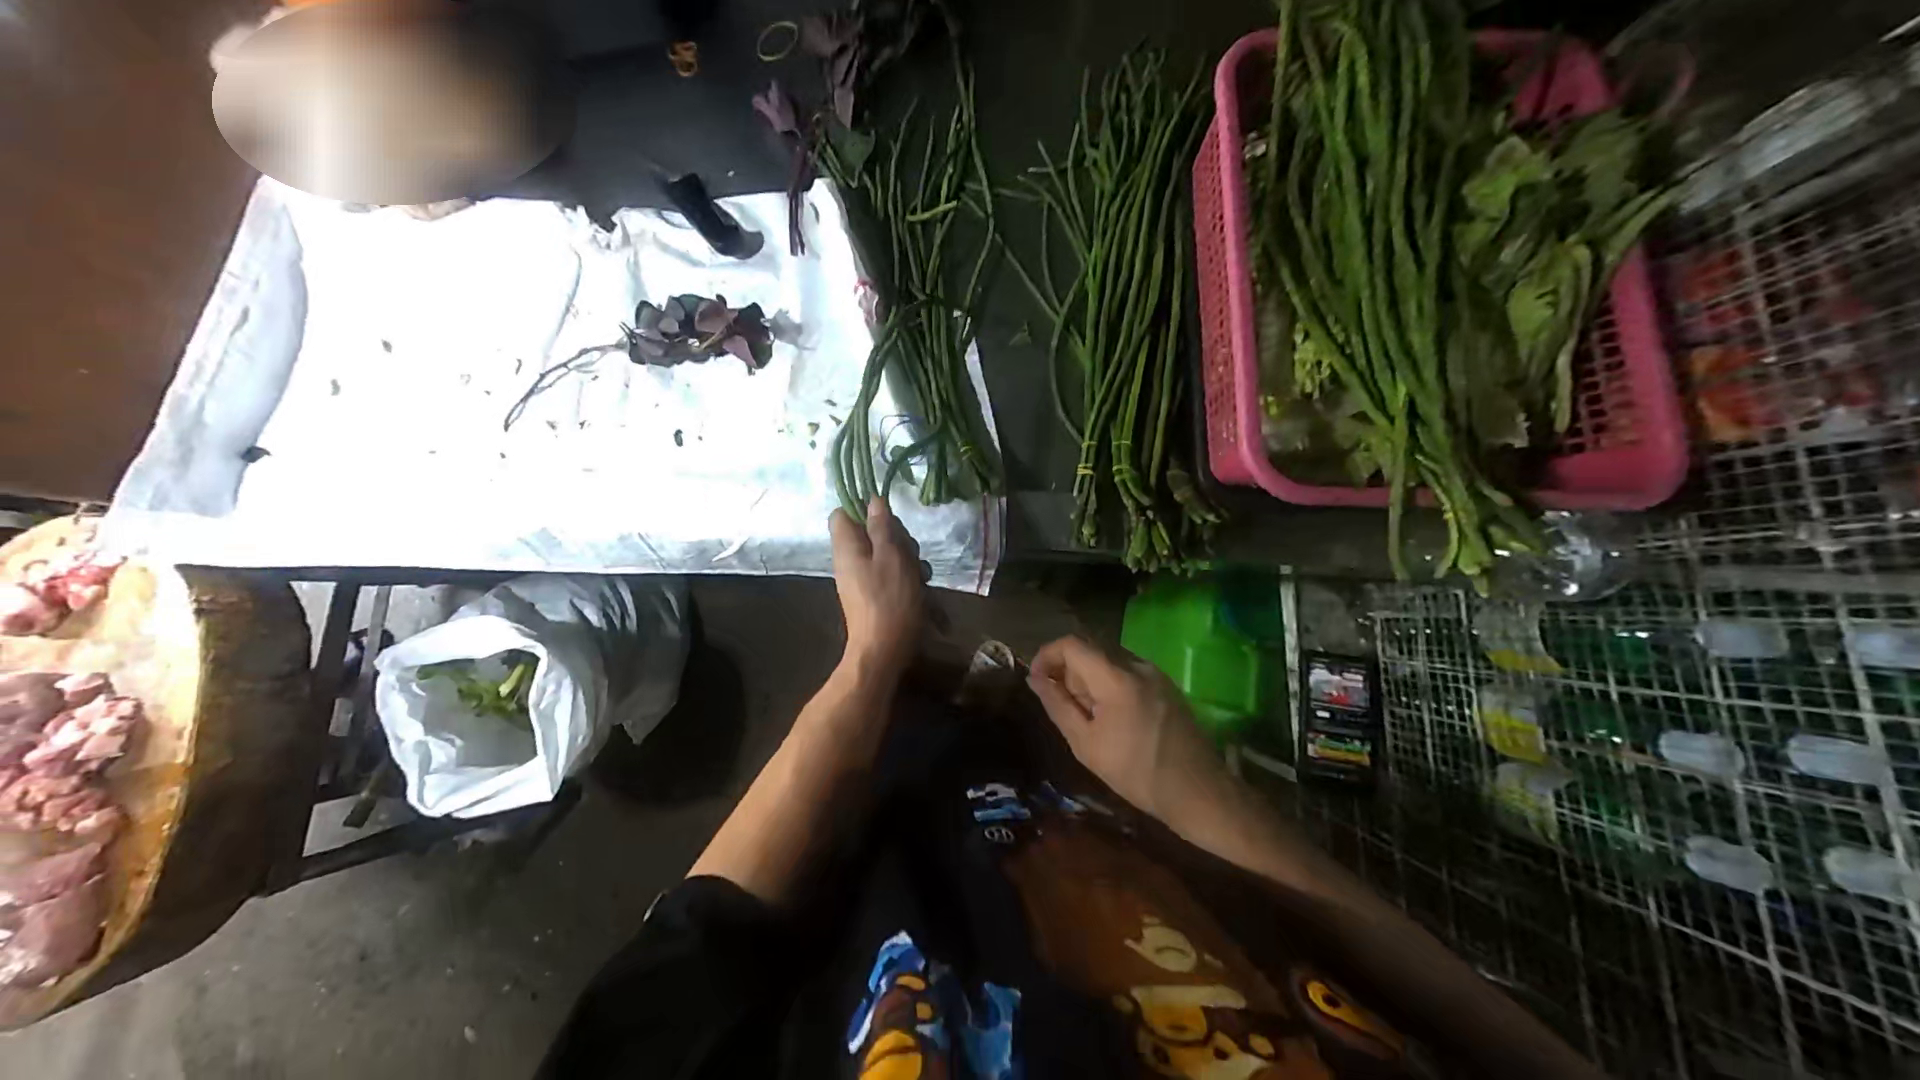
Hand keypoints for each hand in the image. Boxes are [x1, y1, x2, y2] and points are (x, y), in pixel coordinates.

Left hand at [829, 497, 924, 676]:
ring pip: (887, 555)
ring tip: (922, 578)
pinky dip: (907, 580)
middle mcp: (850, 561)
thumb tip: (872, 501)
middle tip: (911, 554)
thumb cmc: (890, 601)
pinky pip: (890, 576)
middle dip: (898, 539)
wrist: (884, 652)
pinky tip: (924, 593)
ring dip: (909, 562)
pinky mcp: (874, 596)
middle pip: (872, 534)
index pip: (842, 513)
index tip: (889, 518)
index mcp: (847, 547)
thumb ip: (882, 527)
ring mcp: (862, 580)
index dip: (864, 509)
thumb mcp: (892, 557)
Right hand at [1027, 636, 1235, 828]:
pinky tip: (1111, 717)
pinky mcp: (1166, 684)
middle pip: (1090, 650)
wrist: (1197, 792)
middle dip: (1066, 670)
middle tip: (1061, 705)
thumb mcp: (1085, 744)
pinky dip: (1108, 683)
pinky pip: (1127, 671)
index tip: (1036, 679)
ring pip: (1108, 660)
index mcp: (1116, 678)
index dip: (1047, 655)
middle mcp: (1137, 665)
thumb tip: (1035, 678)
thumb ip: (1057, 705)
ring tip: (1086, 715)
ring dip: (1087, 677)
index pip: (1071, 644)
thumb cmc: (1136, 773)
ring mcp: (1155, 673)